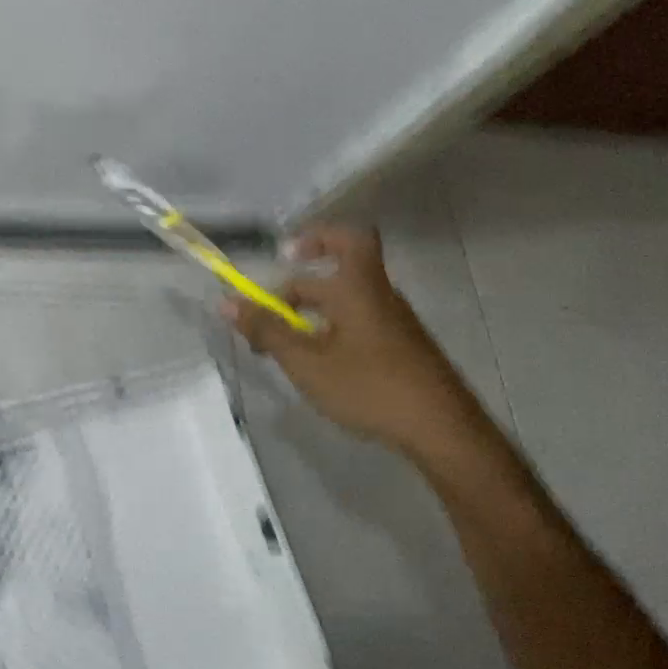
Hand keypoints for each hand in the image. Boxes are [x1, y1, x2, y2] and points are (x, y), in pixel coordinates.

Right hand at [220, 225, 498, 463]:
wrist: (442, 430)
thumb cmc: (369, 387)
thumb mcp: (306, 362)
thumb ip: (266, 331)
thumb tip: (226, 302)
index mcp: (358, 289)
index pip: (346, 239)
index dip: (316, 238)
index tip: (285, 257)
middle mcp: (380, 298)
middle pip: (334, 280)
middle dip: (294, 297)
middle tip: (264, 327)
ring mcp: (396, 325)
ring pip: (346, 306)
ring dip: (311, 320)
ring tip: (288, 353)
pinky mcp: (404, 350)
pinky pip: (360, 327)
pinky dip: (333, 336)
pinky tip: (322, 370)